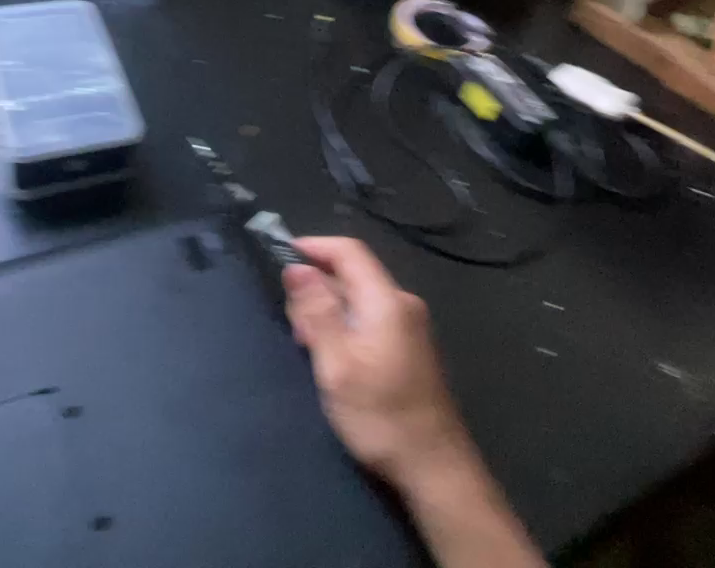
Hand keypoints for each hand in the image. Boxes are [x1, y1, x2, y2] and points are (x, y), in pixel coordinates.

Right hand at [286, 239, 546, 567]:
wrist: (435, 468)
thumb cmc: (381, 416)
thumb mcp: (337, 365)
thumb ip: (316, 312)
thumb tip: (296, 268)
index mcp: (387, 300)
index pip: (349, 251)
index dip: (313, 247)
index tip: (279, 255)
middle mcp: (402, 304)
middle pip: (352, 274)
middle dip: (316, 287)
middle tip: (294, 325)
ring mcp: (409, 326)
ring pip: (359, 299)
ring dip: (328, 311)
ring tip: (308, 345)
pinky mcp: (408, 348)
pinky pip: (369, 318)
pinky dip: (344, 326)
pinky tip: (331, 356)